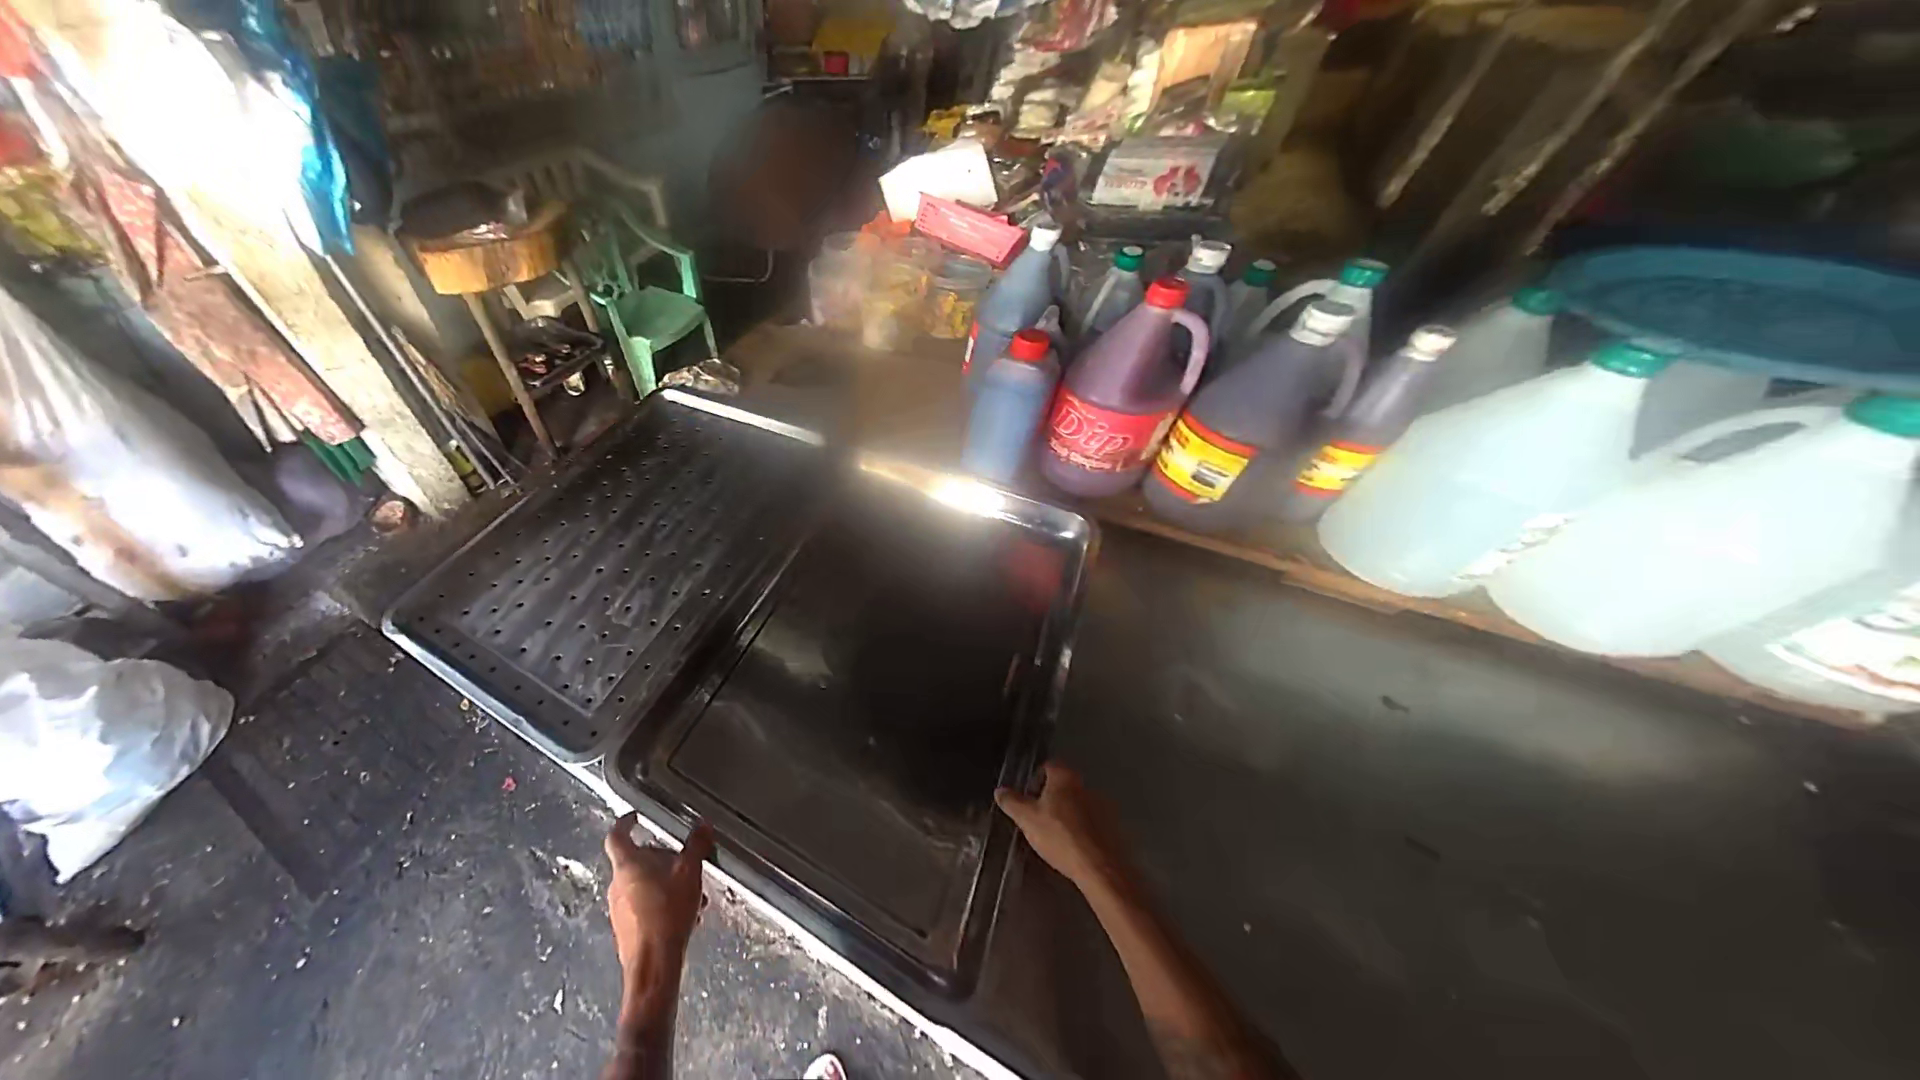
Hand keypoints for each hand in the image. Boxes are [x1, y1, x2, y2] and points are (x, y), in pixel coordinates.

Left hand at [603, 813, 714, 992]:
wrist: (653, 965)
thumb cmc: (668, 912)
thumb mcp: (690, 871)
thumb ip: (697, 845)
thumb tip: (703, 825)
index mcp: (627, 865)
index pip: (617, 836)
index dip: (625, 823)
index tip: (634, 817)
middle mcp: (617, 885)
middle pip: (637, 860)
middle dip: (662, 857)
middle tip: (684, 860)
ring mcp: (618, 909)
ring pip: (643, 883)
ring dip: (666, 882)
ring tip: (692, 892)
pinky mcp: (626, 929)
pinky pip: (644, 905)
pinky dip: (662, 901)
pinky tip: (685, 912)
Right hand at [995, 762, 1133, 894]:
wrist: (1099, 867)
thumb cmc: (1060, 836)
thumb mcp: (1027, 819)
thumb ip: (1012, 802)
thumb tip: (1000, 791)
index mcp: (1065, 777)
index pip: (1049, 765)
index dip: (1036, 777)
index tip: (1028, 794)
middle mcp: (1086, 786)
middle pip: (1064, 784)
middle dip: (1051, 797)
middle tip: (1037, 815)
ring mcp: (1103, 806)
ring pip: (1079, 804)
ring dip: (1067, 813)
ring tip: (1055, 834)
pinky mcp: (1113, 827)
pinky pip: (1092, 822)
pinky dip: (1082, 829)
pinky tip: (1073, 846)